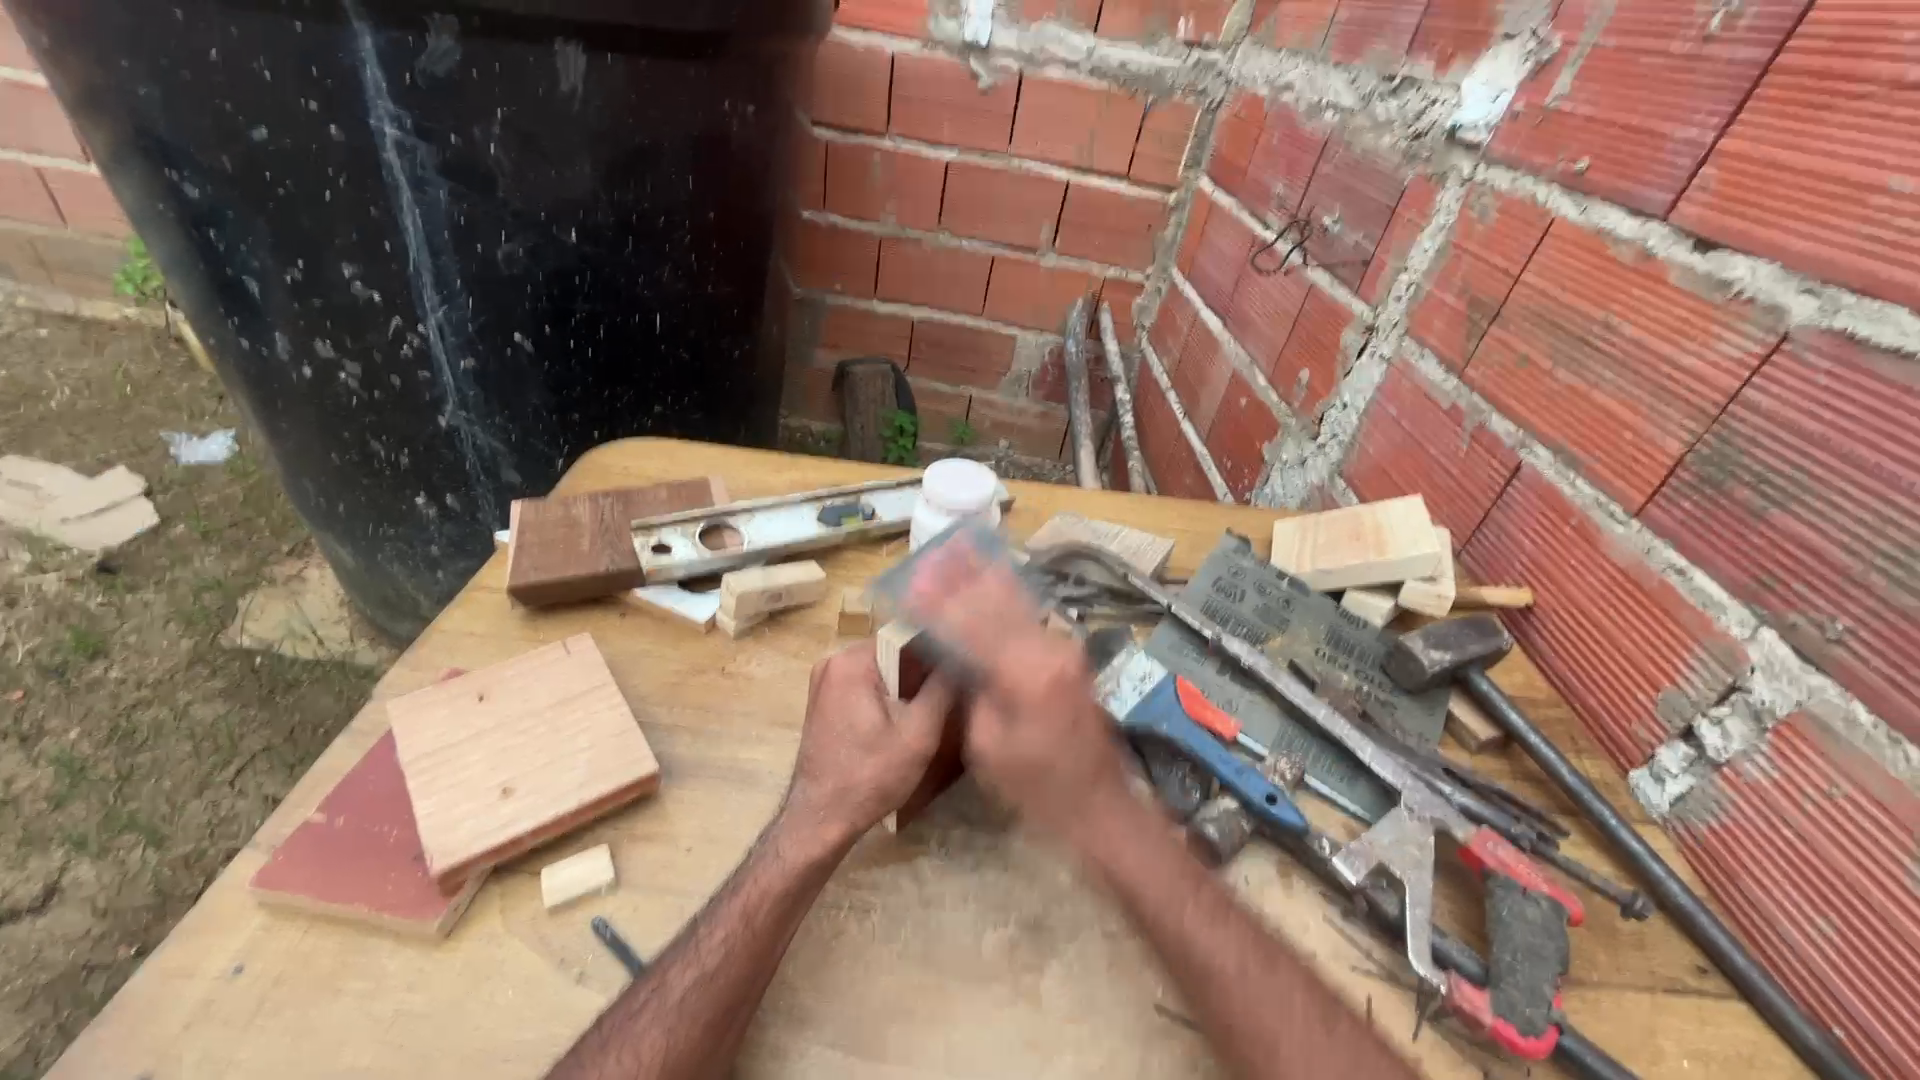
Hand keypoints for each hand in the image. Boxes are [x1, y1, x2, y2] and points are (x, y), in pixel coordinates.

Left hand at [782, 641, 957, 845]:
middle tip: (956, 688)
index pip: (906, 636)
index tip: (964, 663)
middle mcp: (833, 661)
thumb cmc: (870, 777)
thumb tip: (963, 657)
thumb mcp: (918, 734)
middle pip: (893, 651)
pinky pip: (867, 683)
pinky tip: (909, 716)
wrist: (821, 820)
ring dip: (909, 684)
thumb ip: (943, 688)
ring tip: (939, 703)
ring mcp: (825, 680)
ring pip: (882, 668)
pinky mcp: (826, 700)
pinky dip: (889, 694)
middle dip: (924, 669)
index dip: (938, 648)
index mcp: (851, 661)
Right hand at [899, 541, 1133, 845]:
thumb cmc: (1037, 787)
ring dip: (984, 576)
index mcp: (1026, 672)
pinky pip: (1029, 614)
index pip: (971, 625)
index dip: (938, 603)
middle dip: (960, 579)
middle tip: (929, 557)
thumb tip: (954, 653)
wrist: (1100, 804)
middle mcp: (1049, 648)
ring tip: (957, 549)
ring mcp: (1064, 647)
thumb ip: (971, 690)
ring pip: (1017, 601)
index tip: (910, 584)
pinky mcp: (1068, 654)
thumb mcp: (987, 745)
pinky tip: (990, 573)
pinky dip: (1005, 592)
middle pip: (996, 602)